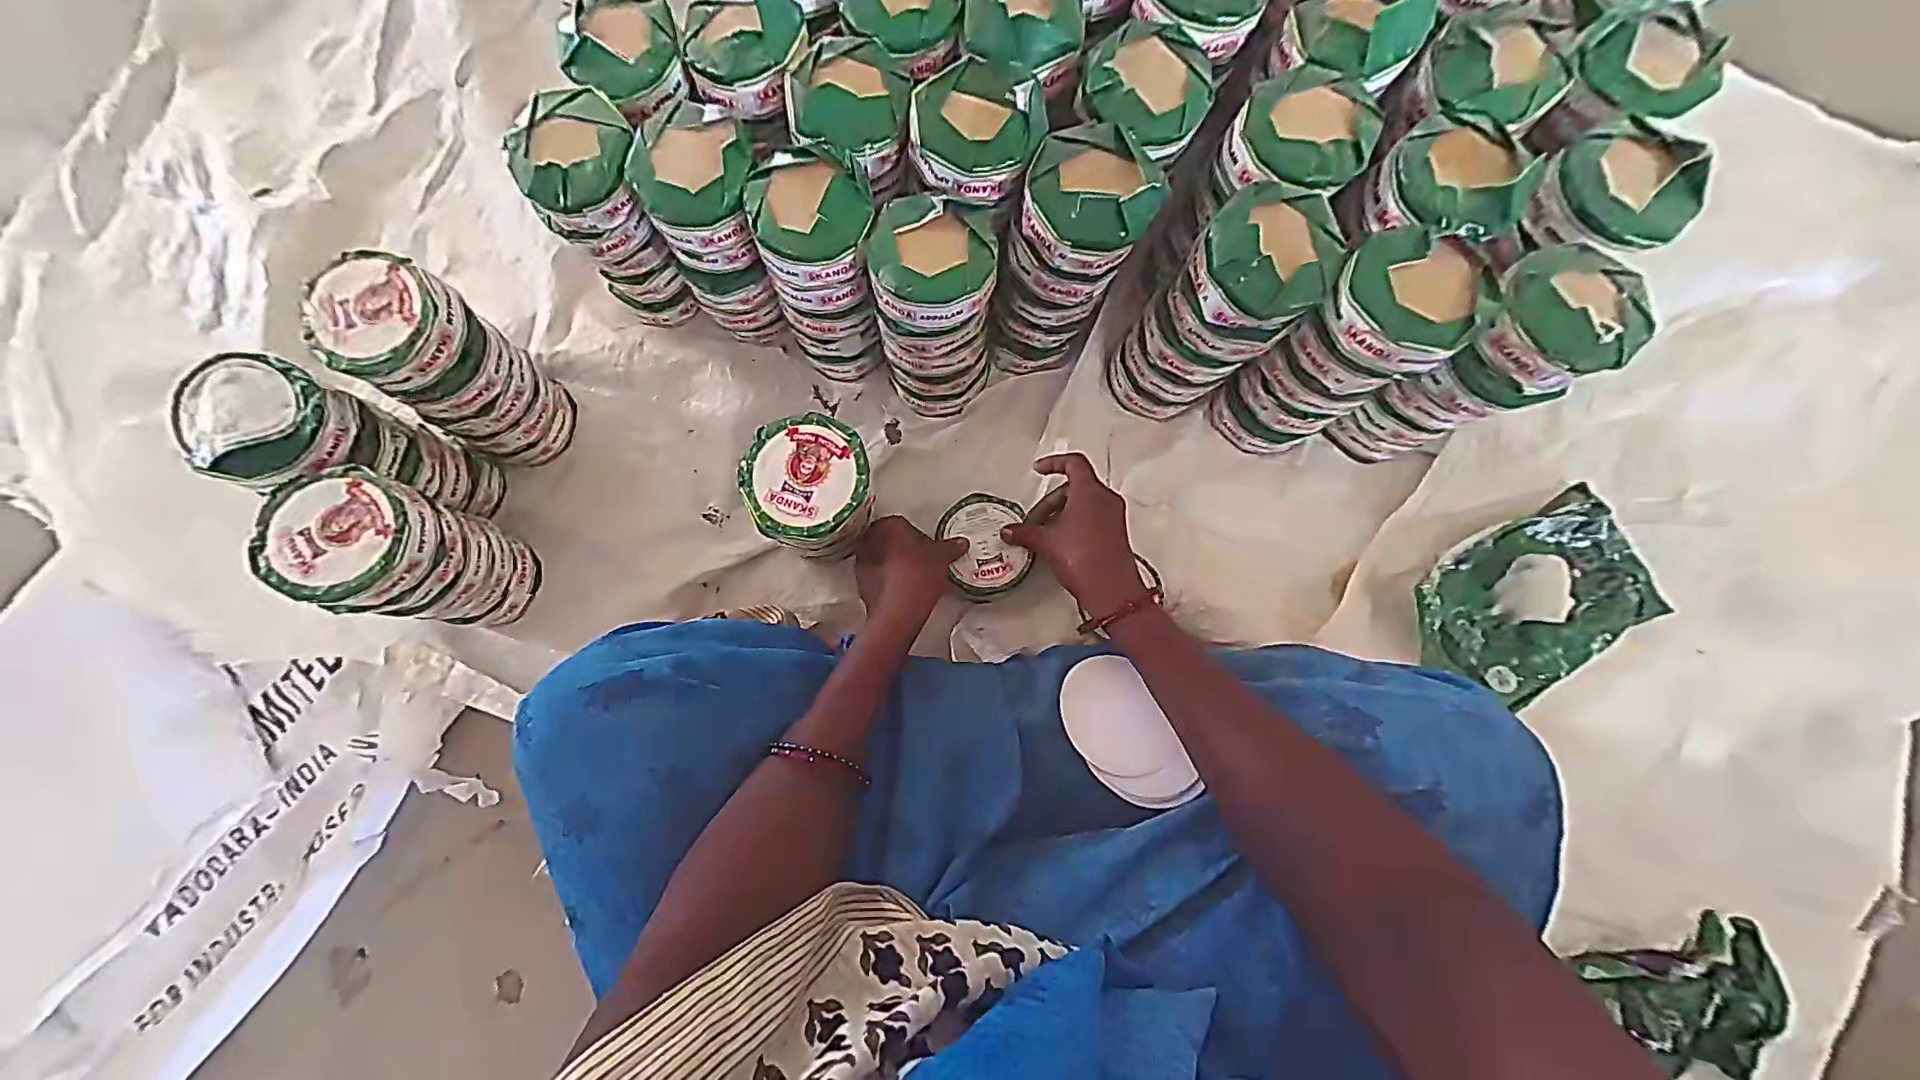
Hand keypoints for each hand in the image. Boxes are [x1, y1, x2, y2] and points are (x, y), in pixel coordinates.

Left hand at [855, 516, 966, 633]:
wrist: (899, 609)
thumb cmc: (918, 576)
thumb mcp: (942, 558)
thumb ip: (951, 547)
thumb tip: (960, 543)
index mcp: (890, 524)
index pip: (903, 523)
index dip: (916, 535)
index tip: (926, 546)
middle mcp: (870, 538)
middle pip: (888, 538)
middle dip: (902, 546)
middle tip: (919, 558)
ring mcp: (862, 560)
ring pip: (880, 555)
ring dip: (892, 562)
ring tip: (911, 574)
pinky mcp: (860, 581)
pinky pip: (875, 573)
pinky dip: (886, 577)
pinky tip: (901, 587)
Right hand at [1001, 454, 1144, 617]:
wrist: (1111, 589)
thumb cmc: (1080, 556)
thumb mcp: (1046, 542)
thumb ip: (1025, 532)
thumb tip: (1008, 531)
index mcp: (1090, 491)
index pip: (1074, 463)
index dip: (1054, 463)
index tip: (1038, 470)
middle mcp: (1105, 498)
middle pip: (1074, 487)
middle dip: (1050, 502)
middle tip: (1032, 522)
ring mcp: (1113, 516)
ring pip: (1083, 504)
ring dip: (1060, 514)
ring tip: (1043, 535)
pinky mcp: (1116, 532)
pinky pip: (1092, 517)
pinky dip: (1073, 523)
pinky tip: (1059, 543)